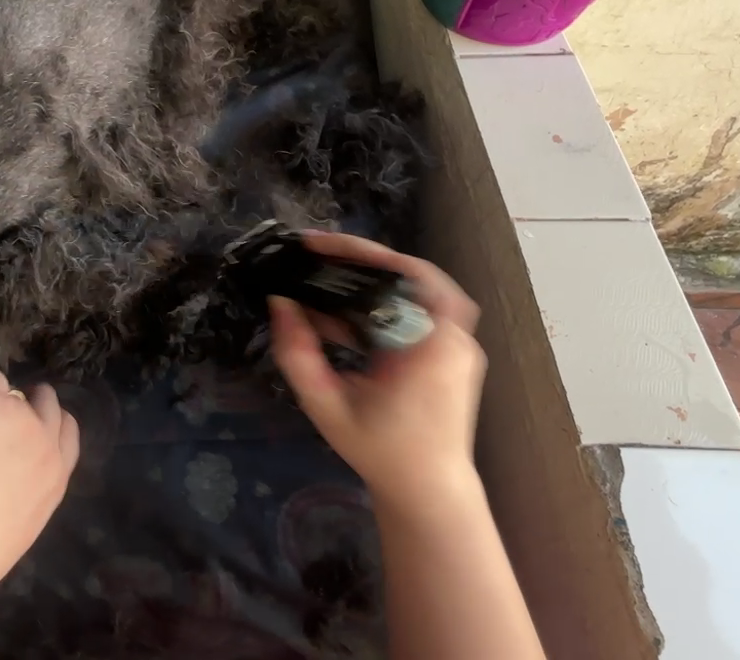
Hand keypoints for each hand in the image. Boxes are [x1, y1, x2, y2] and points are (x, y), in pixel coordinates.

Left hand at [0, 368, 79, 615]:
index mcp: (55, 484)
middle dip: (32, 402)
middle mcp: (47, 447)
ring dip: (3, 394)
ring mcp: (23, 421)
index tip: (31, 428)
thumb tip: (5, 490)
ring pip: (21, 390)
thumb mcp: (16, 530)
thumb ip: (21, 499)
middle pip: (51, 406)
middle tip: (5, 409)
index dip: (49, 426)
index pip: (67, 437)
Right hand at [267, 232, 485, 513]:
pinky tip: (347, 309)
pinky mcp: (453, 352)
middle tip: (320, 252)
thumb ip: (298, 354)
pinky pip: (420, 309)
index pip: (399, 275)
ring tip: (328, 273)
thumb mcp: (327, 404)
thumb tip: (280, 303)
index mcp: (429, 344)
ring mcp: (459, 344)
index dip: (356, 252)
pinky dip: (385, 298)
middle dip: (365, 256)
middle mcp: (453, 337)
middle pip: (414, 272)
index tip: (312, 245)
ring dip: (375, 275)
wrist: (430, 494)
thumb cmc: (381, 451)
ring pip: (419, 287)